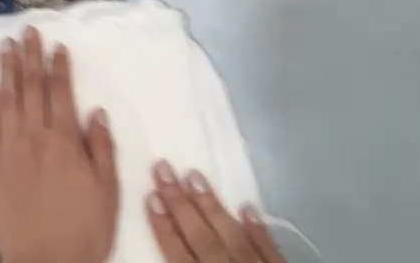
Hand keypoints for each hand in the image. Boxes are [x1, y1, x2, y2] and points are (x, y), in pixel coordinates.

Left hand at [0, 27, 119, 262]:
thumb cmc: (83, 232)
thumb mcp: (107, 194)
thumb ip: (101, 149)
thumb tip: (96, 111)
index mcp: (64, 141)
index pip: (61, 93)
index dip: (59, 67)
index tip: (57, 45)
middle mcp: (34, 136)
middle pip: (31, 87)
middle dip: (31, 56)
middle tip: (28, 30)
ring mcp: (9, 148)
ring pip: (7, 98)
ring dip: (6, 69)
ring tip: (5, 44)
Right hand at [145, 161, 285, 262]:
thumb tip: (154, 248)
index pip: (178, 254)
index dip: (162, 225)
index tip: (149, 194)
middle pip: (201, 237)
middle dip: (180, 202)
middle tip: (162, 165)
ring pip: (232, 236)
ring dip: (213, 206)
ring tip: (194, 174)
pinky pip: (271, 250)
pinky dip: (259, 230)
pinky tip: (248, 206)